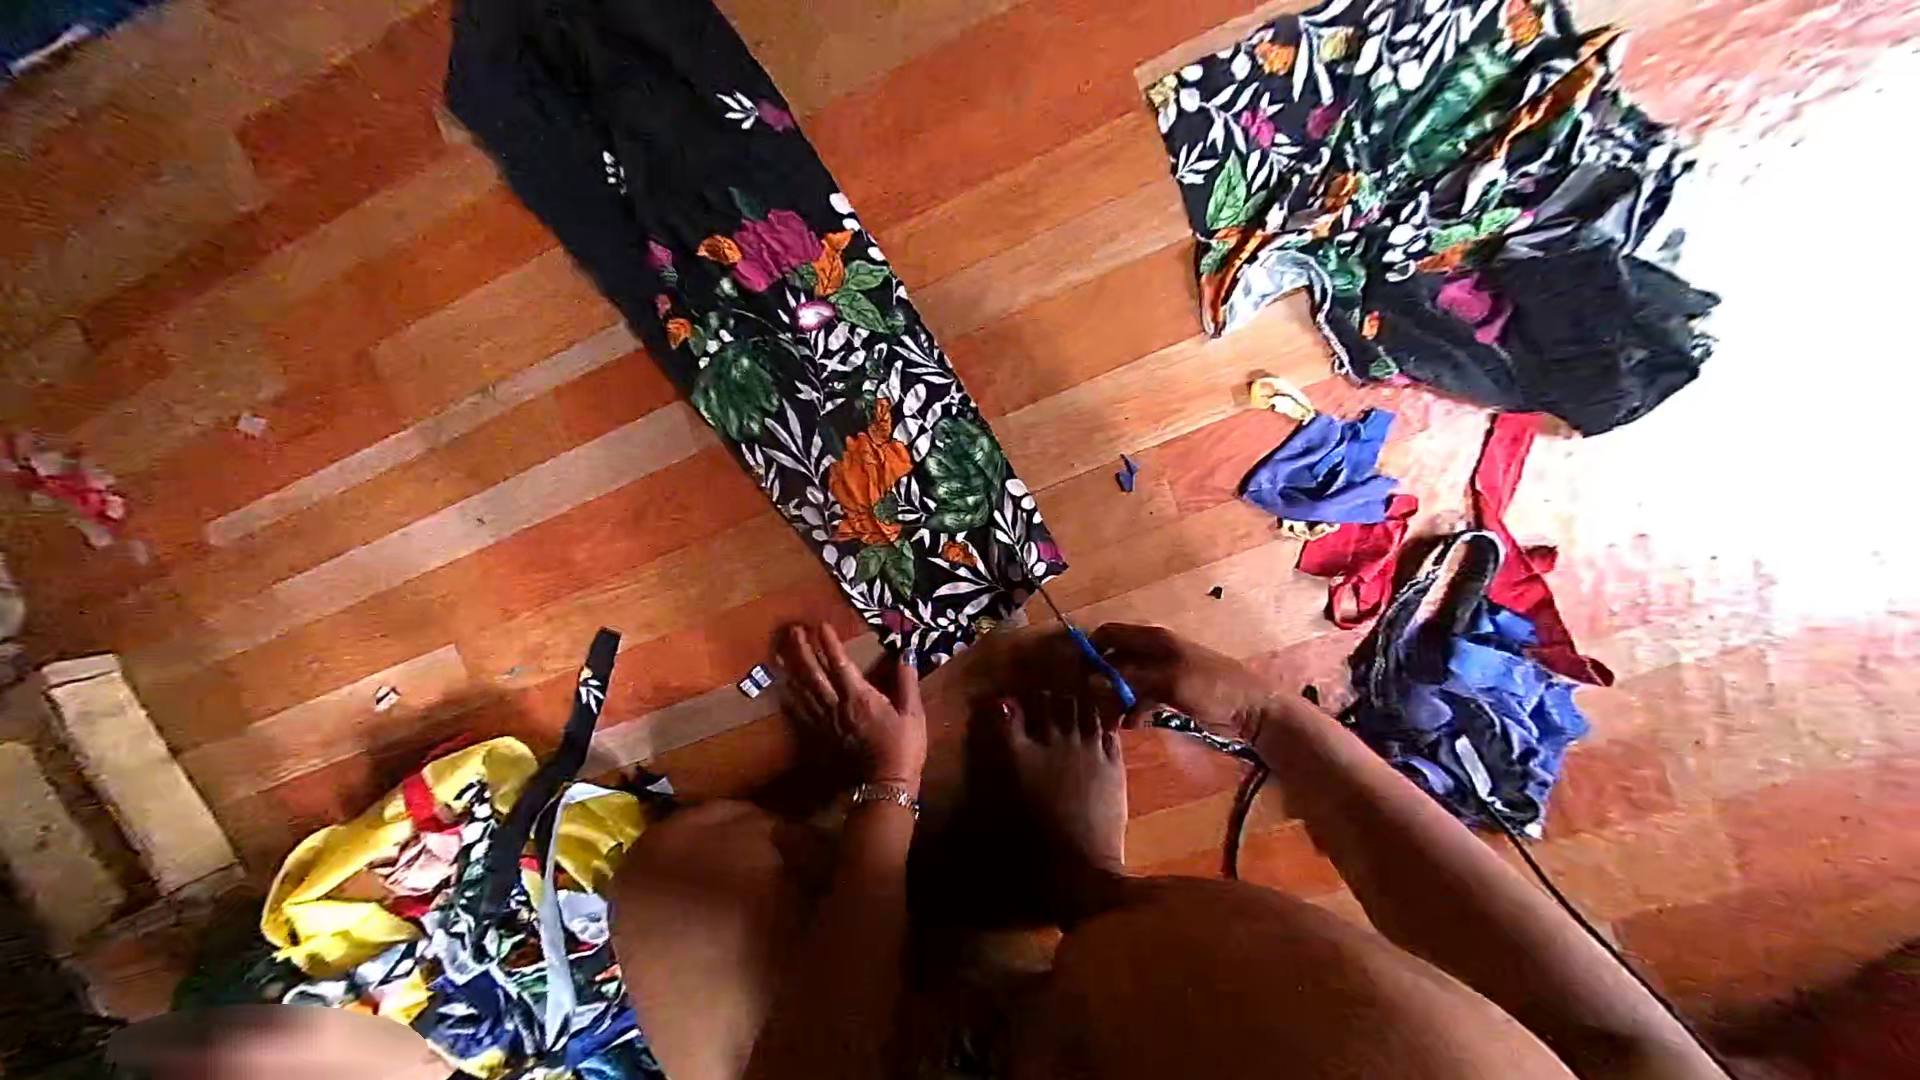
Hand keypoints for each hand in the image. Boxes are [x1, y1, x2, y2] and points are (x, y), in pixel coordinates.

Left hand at [781, 623, 926, 787]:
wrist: (885, 784)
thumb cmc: (903, 746)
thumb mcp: (913, 712)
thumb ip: (906, 680)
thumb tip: (905, 652)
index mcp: (861, 697)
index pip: (841, 664)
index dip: (830, 644)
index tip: (820, 625)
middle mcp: (838, 706)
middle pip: (814, 674)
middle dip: (802, 650)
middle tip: (792, 630)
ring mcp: (825, 723)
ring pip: (802, 691)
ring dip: (790, 668)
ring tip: (778, 650)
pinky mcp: (819, 737)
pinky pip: (799, 714)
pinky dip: (789, 697)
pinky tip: (781, 686)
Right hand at [1089, 623, 1277, 741]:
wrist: (1253, 710)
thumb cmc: (1212, 687)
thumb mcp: (1168, 681)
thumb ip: (1130, 677)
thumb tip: (1092, 677)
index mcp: (1153, 639)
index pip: (1110, 633)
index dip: (1090, 647)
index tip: (1073, 670)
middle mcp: (1153, 651)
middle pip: (1115, 658)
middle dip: (1100, 678)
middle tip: (1087, 700)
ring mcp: (1161, 672)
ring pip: (1126, 680)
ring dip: (1115, 697)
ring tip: (1107, 719)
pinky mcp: (1169, 692)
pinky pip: (1141, 696)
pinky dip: (1132, 708)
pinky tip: (1129, 724)